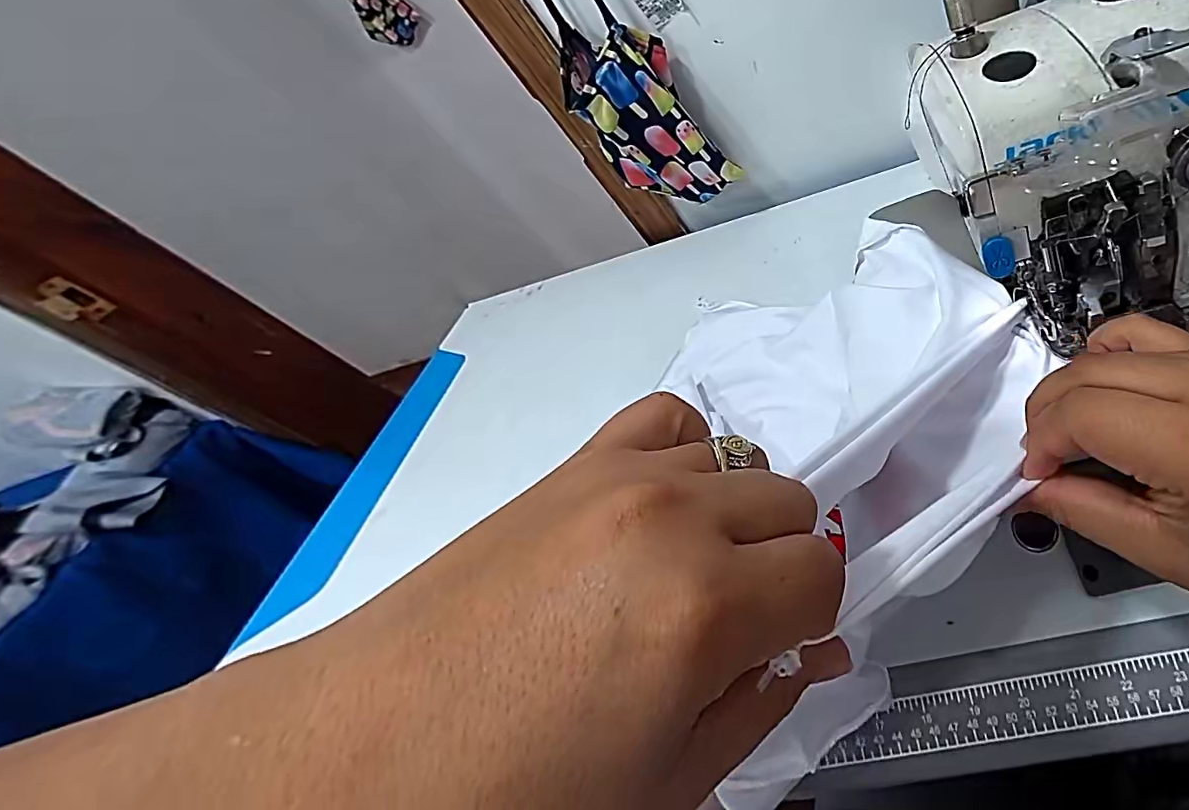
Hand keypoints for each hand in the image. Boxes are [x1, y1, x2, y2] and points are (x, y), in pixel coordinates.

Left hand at [267, 392, 848, 808]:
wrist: (364, 755)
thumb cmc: (514, 795)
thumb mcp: (668, 784)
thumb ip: (765, 701)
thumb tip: (818, 652)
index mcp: (704, 610)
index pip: (824, 574)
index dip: (815, 617)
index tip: (786, 642)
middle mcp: (675, 520)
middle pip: (794, 505)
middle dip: (781, 565)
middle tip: (736, 615)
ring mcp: (626, 476)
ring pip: (743, 465)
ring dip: (736, 517)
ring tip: (686, 568)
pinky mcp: (581, 459)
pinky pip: (670, 416)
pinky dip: (687, 451)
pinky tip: (663, 501)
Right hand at [1020, 315, 1188, 638]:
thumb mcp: (1174, 557)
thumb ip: (1088, 513)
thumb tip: (1034, 486)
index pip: (1082, 414)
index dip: (1043, 441)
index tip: (1036, 474)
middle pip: (1087, 372)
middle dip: (1048, 412)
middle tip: (1046, 456)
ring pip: (1111, 348)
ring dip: (1074, 384)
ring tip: (1072, 425)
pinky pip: (1150, 335)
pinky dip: (1112, 353)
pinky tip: (1109, 384)